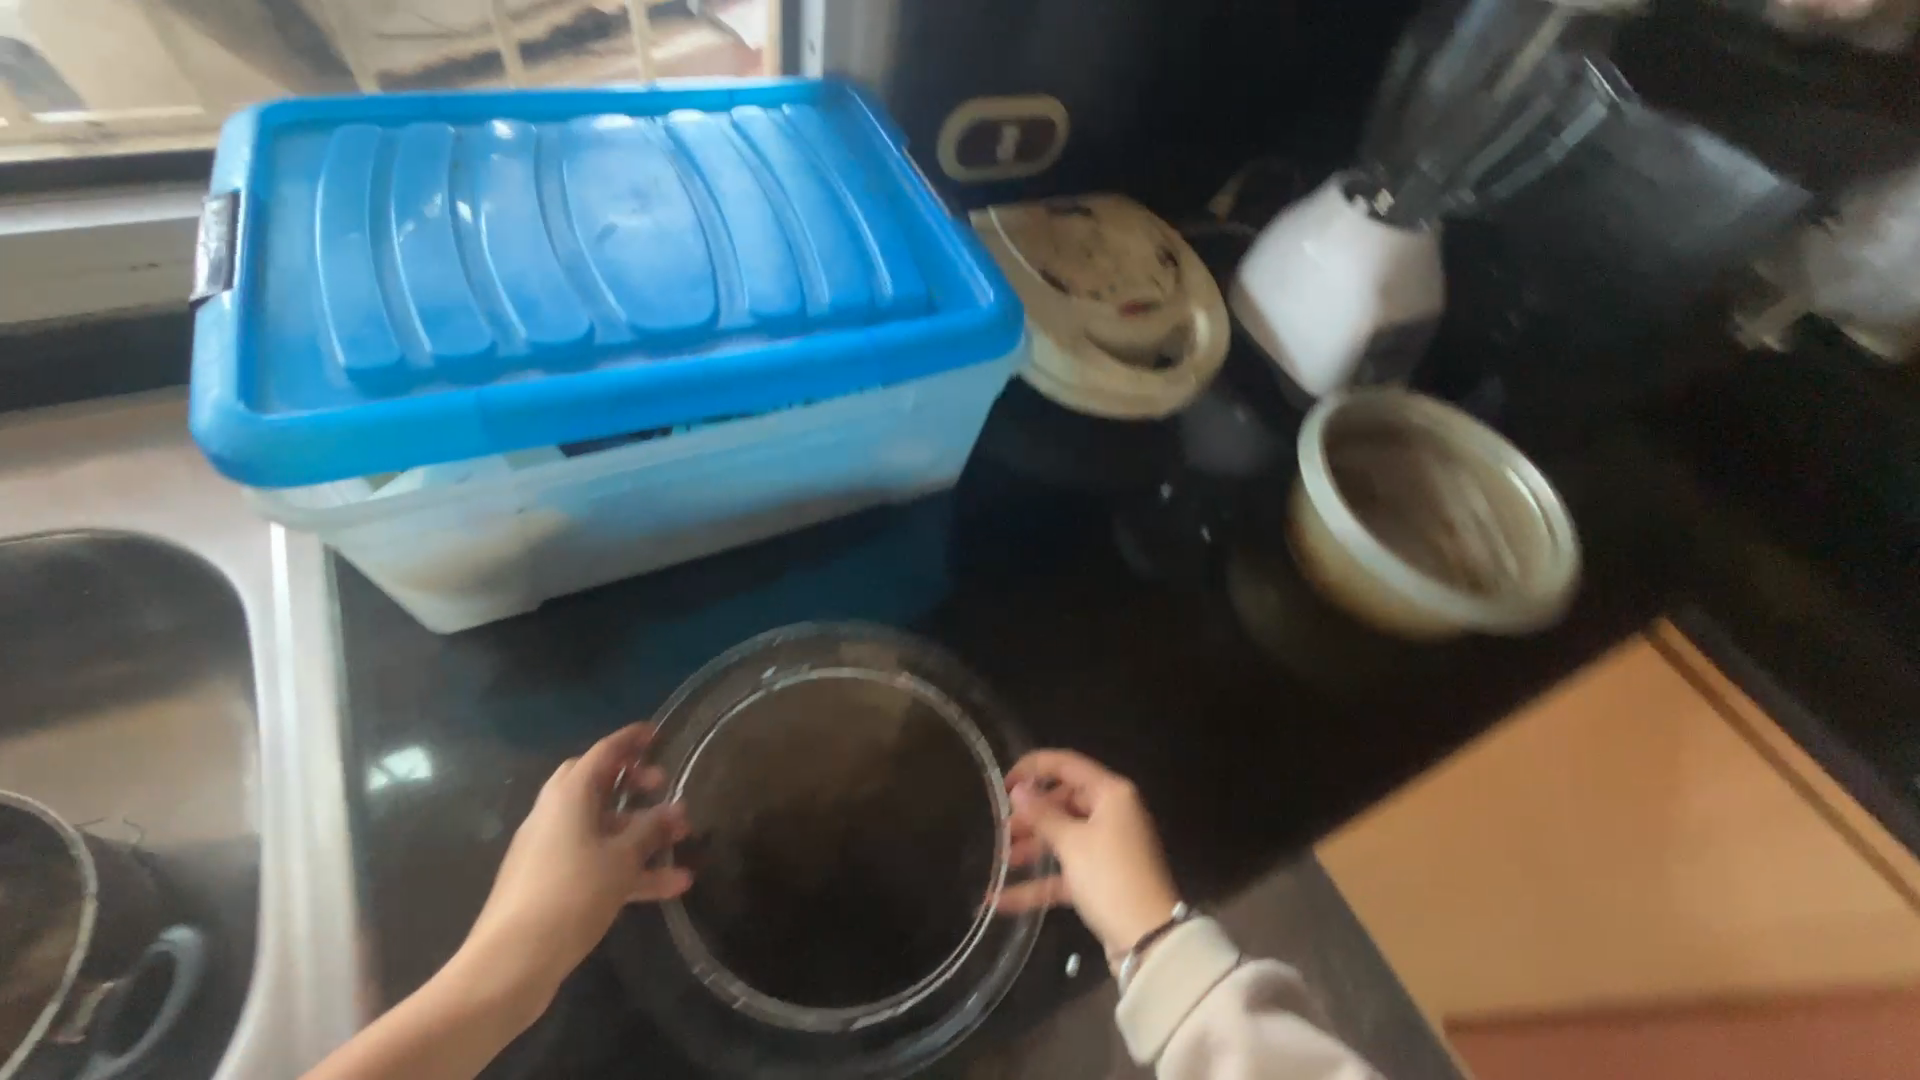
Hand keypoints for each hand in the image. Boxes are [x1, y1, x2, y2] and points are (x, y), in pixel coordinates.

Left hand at [451, 722, 691, 1013]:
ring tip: (683, 841)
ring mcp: (552, 852)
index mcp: (568, 796)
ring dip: (641, 833)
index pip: (603, 753)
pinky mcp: (554, 885)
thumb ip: (651, 829)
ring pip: (603, 829)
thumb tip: (676, 809)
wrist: (510, 964)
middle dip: (633, 784)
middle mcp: (555, 816)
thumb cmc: (570, 894)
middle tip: (663, 786)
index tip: (656, 733)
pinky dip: (630, 868)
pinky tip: (671, 886)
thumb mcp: (621, 859)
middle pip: (597, 787)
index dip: (630, 740)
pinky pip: (599, 863)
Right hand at [997, 750, 1182, 964]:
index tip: (1003, 782)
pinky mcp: (1101, 878)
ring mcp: (1107, 847)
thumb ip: (1043, 814)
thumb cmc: (1111, 878)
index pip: (1067, 765)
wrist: (1150, 940)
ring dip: (1033, 847)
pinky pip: (1066, 870)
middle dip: (1031, 816)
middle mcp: (1112, 813)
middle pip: (1063, 802)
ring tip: (1001, 859)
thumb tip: (1018, 789)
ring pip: (1063, 836)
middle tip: (1002, 829)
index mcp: (1111, 794)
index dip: (1033, 768)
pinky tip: (1003, 898)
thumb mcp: (1073, 843)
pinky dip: (1040, 881)